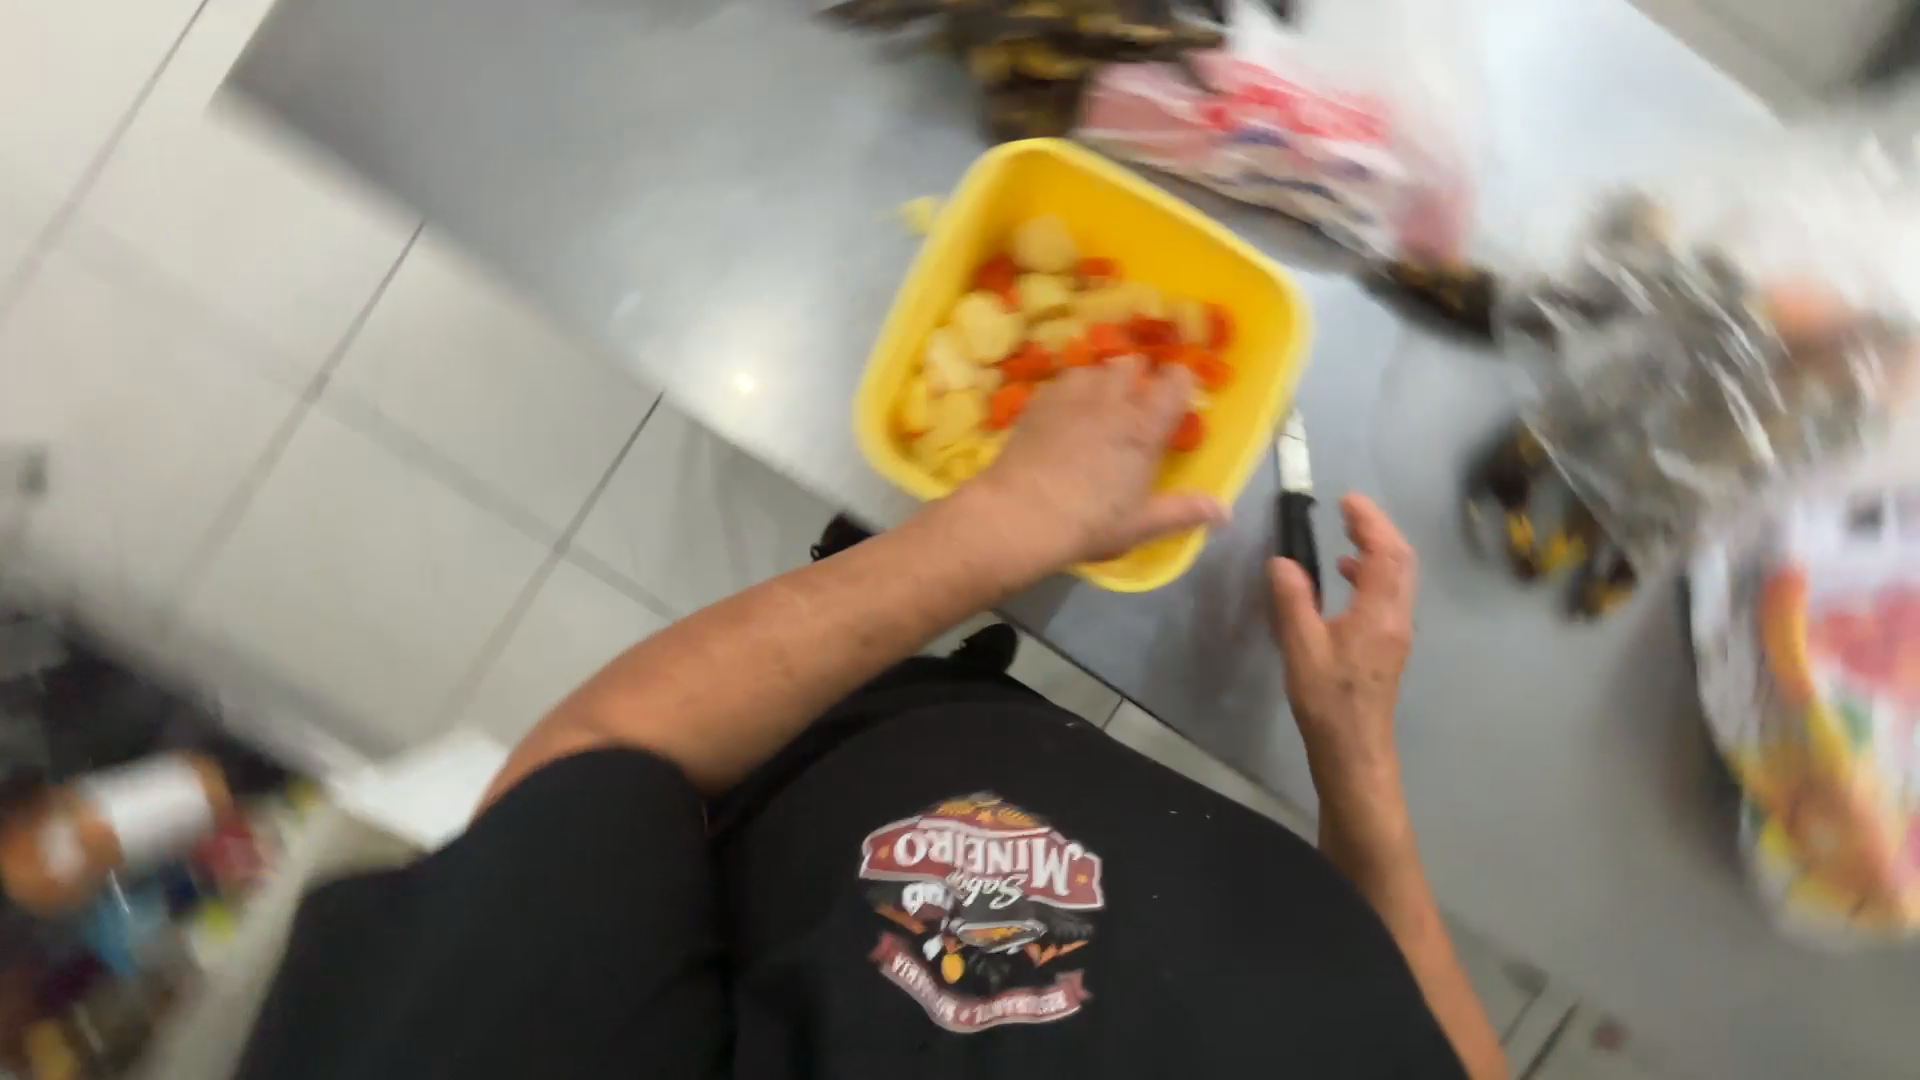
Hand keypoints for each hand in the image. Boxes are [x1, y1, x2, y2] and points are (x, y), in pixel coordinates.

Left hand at [967, 357, 1226, 567]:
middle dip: (1136, 377)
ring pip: (1093, 368)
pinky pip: (1059, 382)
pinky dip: (1066, 391)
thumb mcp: (1140, 525)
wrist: (1019, 515)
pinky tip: (1062, 413)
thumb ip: (1183, 512)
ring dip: (1099, 380)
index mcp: (1144, 426)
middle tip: (1133, 404)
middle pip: (1131, 364)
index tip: (1177, 395)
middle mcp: (1111, 400)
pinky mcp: (1036, 402)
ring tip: (1096, 404)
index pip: (1176, 381)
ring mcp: (1070, 396)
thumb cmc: (1088, 523)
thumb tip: (1226, 513)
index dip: (1179, 382)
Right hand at [1267, 495, 1416, 784]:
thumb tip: (1283, 562)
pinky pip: (1387, 594)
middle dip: (1378, 529)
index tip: (1347, 500)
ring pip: (1397, 578)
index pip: (1386, 553)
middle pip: (1401, 560)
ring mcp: (1395, 632)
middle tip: (1348, 510)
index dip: (1370, 522)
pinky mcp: (1387, 644)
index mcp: (1380, 612)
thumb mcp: (1301, 646)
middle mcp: (1397, 617)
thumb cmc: (1328, 698)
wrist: (1353, 747)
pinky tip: (1344, 578)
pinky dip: (1371, 574)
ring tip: (1346, 535)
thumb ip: (1293, 600)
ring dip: (1377, 550)